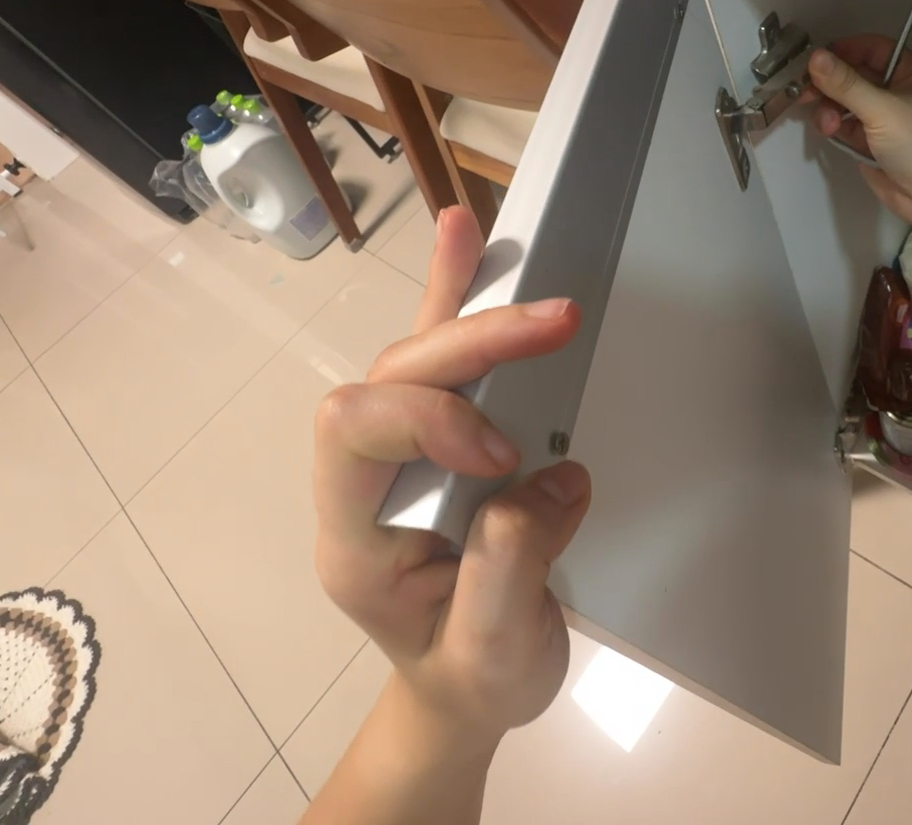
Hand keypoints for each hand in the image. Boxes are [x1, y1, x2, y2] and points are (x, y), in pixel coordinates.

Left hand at [312, 206, 591, 743]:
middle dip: (473, 343)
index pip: (357, 431)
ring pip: (410, 354)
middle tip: (557, 321)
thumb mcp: (493, 653)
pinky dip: (453, 299)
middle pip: (395, 376)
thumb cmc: (473, 675)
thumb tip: (552, 477)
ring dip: (453, 301)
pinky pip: (439, 356)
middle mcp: (364, 478)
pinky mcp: (443, 437)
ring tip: (472, 232)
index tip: (507, 458)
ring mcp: (401, 454)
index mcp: (354, 532)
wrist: (468, 680)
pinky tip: (467, 241)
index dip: (434, 420)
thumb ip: (508, 573)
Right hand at [795, 34, 911, 226]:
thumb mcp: (882, 109)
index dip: (846, 50)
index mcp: (910, 73)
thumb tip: (815, 57)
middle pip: (853, 76)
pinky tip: (829, 132)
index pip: (873, 49)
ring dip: (829, 109)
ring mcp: (880, 118)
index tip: (817, 59)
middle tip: (806, 91)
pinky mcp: (867, 142)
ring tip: (826, 125)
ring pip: (843, 102)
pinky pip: (842, 125)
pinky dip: (832, 126)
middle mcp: (894, 92)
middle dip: (829, 84)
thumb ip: (846, 84)